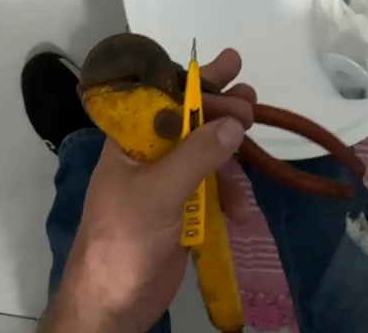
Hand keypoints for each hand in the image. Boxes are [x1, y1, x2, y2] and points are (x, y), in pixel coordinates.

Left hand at [43, 50, 252, 332]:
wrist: (112, 303)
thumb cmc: (123, 237)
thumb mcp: (158, 192)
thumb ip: (197, 155)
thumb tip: (233, 124)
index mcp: (131, 138)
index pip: (166, 95)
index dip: (197, 79)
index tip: (230, 64)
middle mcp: (149, 152)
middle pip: (189, 119)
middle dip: (219, 108)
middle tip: (250, 100)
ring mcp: (166, 182)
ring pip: (204, 152)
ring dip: (229, 149)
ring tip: (254, 142)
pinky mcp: (181, 210)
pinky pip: (211, 189)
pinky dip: (229, 193)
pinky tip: (243, 207)